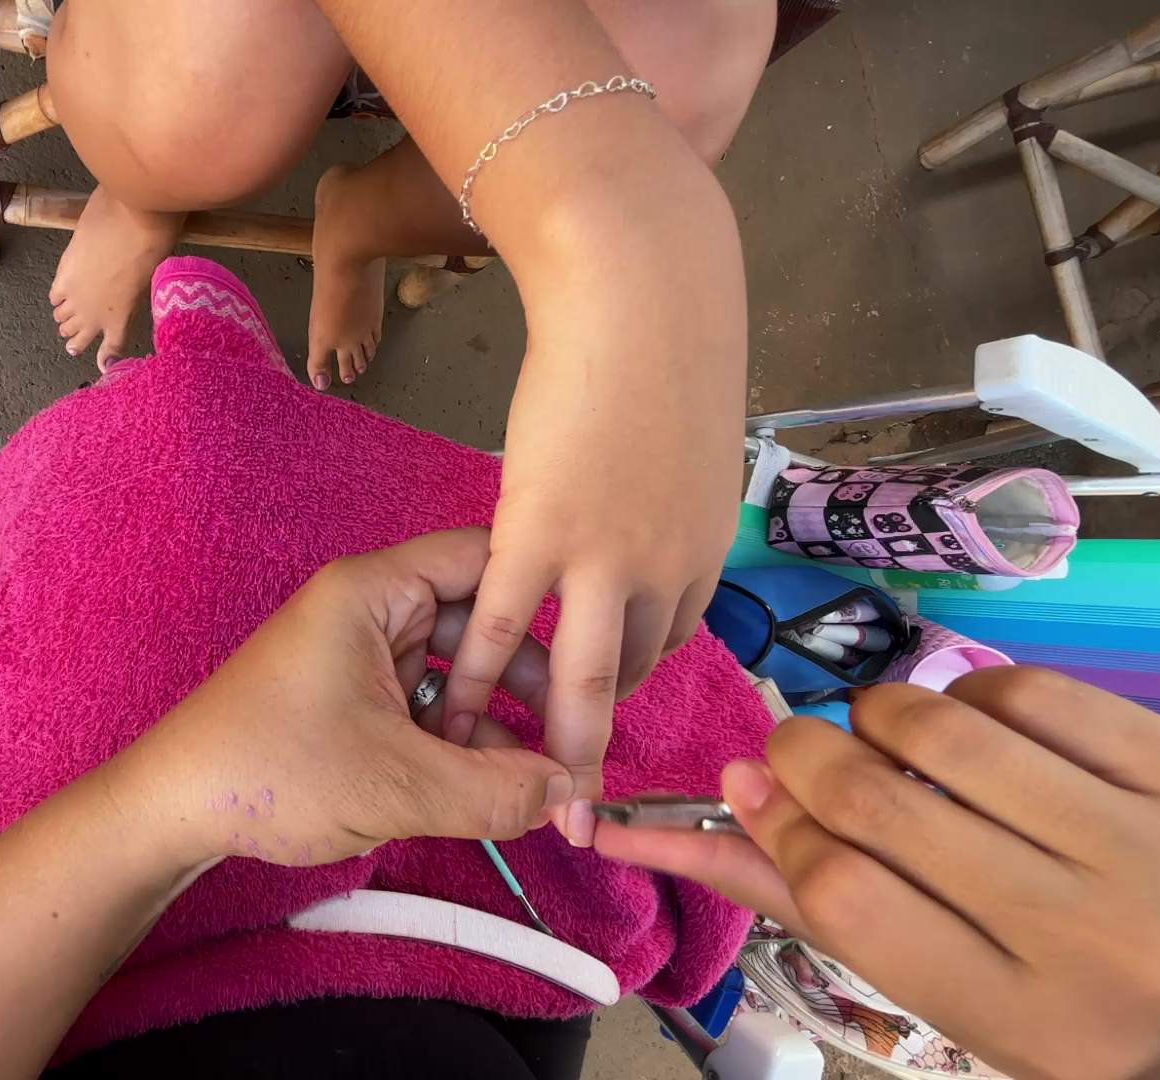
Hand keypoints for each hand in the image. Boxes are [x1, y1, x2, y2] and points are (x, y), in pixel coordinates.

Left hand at [107, 528, 577, 869]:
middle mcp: (368, 607)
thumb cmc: (269, 771)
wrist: (177, 805)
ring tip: (526, 779)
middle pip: (474, 620)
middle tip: (568, 743)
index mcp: (372, 591)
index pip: (480, 560)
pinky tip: (481, 783)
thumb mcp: (396, 784)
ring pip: (451, 667)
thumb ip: (496, 791)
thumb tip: (570, 792)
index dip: (539, 600)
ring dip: (490, 720)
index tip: (591, 652)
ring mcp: (358, 650)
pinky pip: (422, 700)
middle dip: (520, 682)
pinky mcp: (352, 691)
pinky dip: (454, 737)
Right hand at [442, 310, 740, 818]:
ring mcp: (604, 557)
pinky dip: (480, 672)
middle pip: (633, 668)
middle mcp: (665, 568)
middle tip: (582, 790)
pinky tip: (457, 703)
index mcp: (702, 544)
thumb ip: (662, 494)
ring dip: (547, 730)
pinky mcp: (538, 534)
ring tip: (522, 776)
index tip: (606, 689)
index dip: (634, 670)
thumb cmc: (663, 352)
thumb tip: (629, 507)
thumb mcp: (686, 440)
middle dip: (605, 735)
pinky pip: (505, 622)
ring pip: (578, 670)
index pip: (670, 633)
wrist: (640, 298)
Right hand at [597, 667, 1159, 1079]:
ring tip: (891, 745)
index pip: (836, 888)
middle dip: (799, 754)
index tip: (763, 802)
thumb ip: (798, 896)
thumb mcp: (930, 982)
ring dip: (875, 716)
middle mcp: (1098, 939)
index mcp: (1022, 1014)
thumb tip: (695, 803)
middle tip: (804, 756)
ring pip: (932, 726)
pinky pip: (1025, 689)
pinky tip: (982, 733)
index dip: (775, 826)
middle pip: (867, 798)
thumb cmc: (1062, 1007)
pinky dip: (968, 694)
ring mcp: (1159, 849)